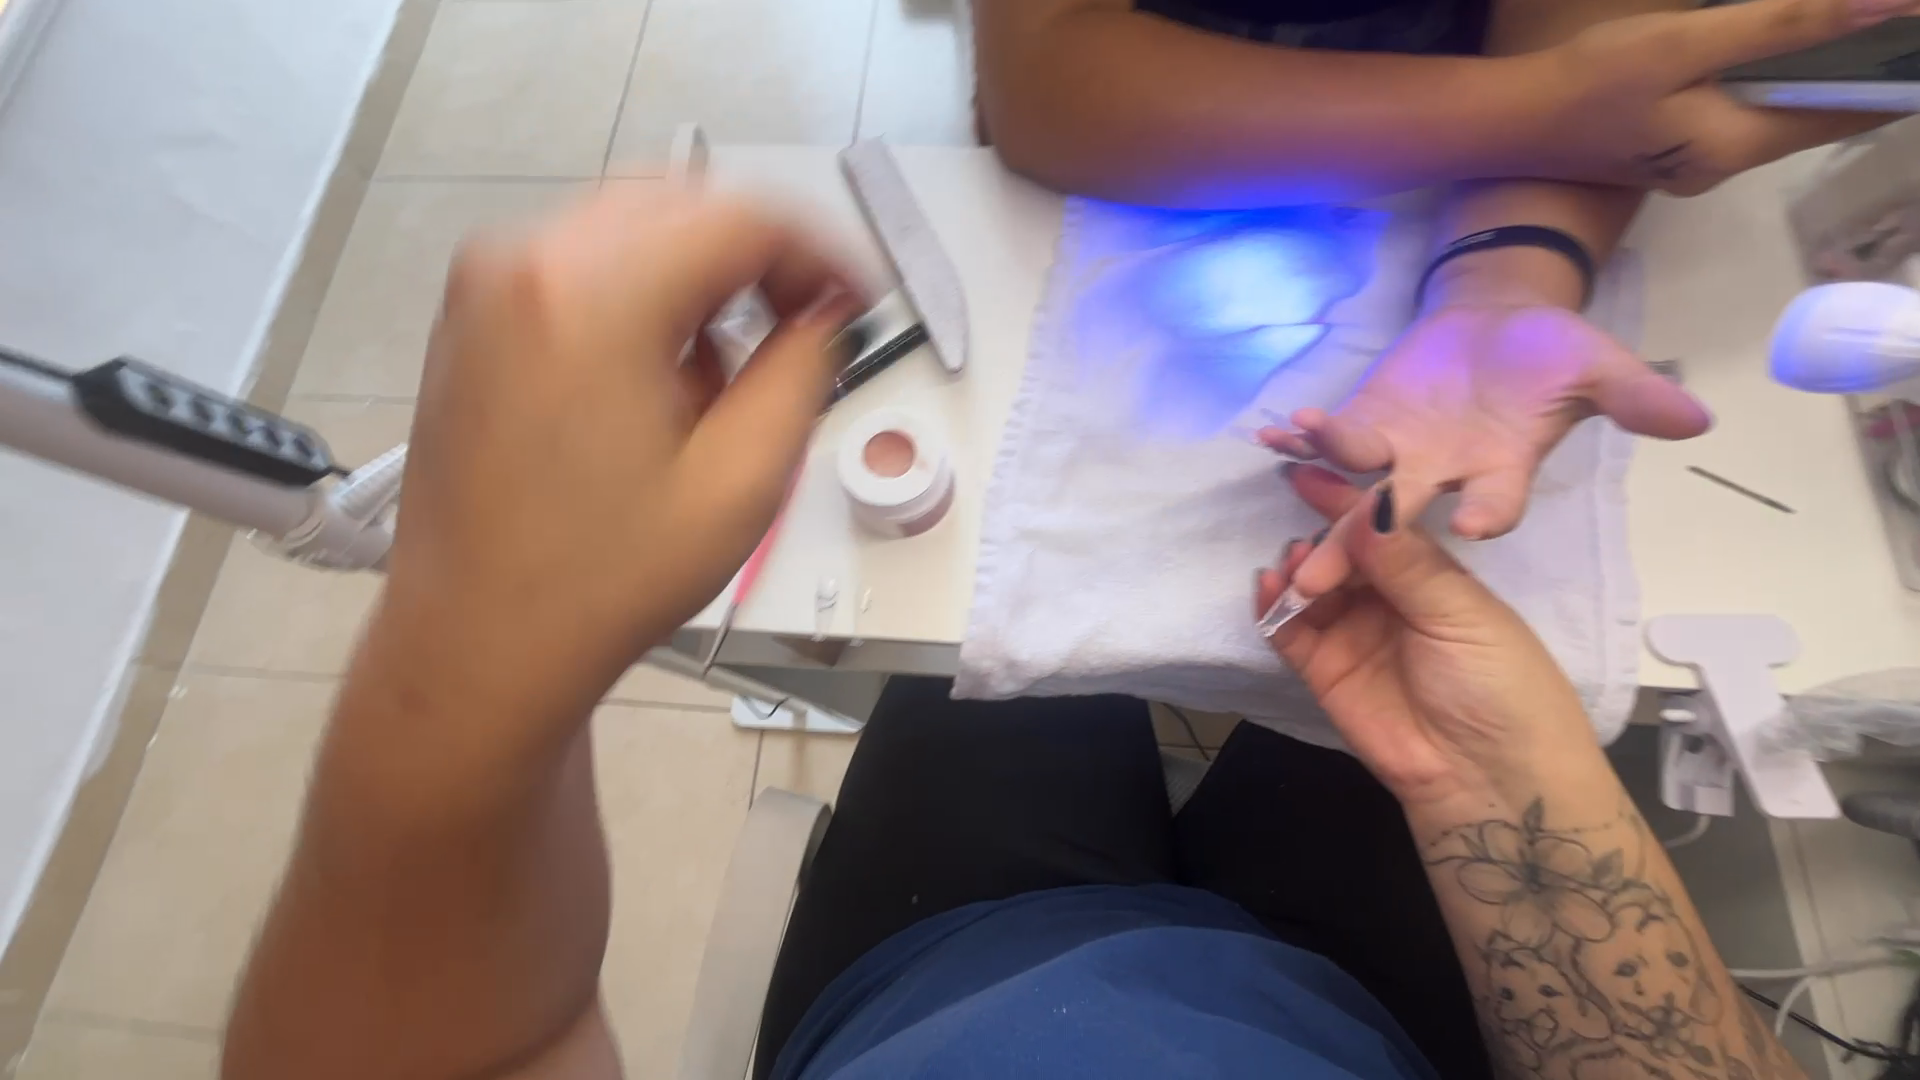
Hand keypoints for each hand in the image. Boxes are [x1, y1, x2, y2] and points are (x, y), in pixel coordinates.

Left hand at [377, 188, 862, 720]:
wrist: (481, 638)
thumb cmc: (615, 575)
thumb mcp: (745, 479)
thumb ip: (803, 371)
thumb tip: (825, 312)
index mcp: (593, 293)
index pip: (740, 218)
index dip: (820, 253)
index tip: (859, 302)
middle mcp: (525, 258)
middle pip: (686, 208)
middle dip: (764, 261)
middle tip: (810, 330)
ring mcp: (488, 283)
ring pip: (639, 232)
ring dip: (708, 284)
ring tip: (727, 380)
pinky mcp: (477, 316)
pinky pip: (590, 267)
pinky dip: (652, 299)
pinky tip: (665, 380)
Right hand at [1255, 465, 1601, 807]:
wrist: (1485, 779)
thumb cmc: (1498, 687)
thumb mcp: (1464, 616)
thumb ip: (1409, 565)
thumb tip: (1367, 506)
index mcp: (1431, 580)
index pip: (1382, 532)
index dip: (1349, 502)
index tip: (1313, 469)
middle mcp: (1385, 600)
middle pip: (1340, 555)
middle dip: (1317, 535)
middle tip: (1296, 524)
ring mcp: (1350, 633)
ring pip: (1310, 587)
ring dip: (1296, 569)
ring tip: (1293, 565)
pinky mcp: (1320, 667)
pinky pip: (1288, 630)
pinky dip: (1272, 608)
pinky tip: (1268, 588)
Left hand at [1260, 301, 1707, 600]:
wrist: (1495, 326)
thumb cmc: (1549, 356)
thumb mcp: (1596, 367)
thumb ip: (1630, 394)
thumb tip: (1695, 420)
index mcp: (1495, 473)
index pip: (1493, 501)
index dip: (1488, 510)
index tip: (1478, 525)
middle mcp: (1436, 476)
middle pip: (1392, 520)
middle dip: (1353, 548)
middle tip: (1314, 585)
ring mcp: (1392, 454)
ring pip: (1350, 484)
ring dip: (1316, 491)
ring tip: (1287, 493)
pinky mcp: (1363, 423)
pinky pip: (1328, 437)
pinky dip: (1305, 435)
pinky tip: (1274, 435)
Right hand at [1539, 0, 1919, 195]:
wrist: (1505, 122)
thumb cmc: (1590, 83)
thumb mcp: (1689, 43)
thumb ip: (1789, 25)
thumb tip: (1900, 7)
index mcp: (1733, 145)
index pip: (1850, 112)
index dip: (1899, 75)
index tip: (1915, 45)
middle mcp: (1715, 167)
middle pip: (1812, 117)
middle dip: (1856, 70)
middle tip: (1888, 25)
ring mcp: (1684, 165)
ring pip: (1773, 117)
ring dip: (1808, 78)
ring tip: (1840, 32)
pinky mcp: (1660, 154)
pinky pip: (1735, 119)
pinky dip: (1764, 87)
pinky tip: (1764, 57)